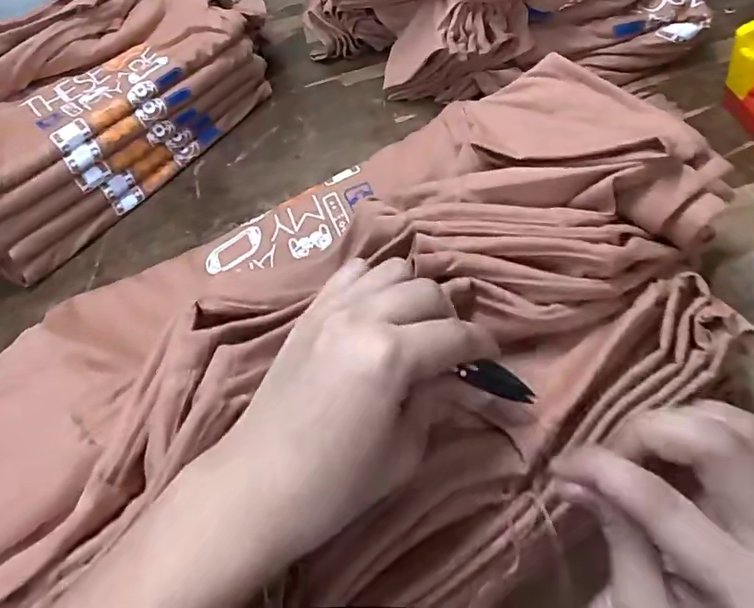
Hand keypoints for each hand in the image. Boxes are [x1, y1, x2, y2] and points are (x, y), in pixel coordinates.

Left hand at [202, 256, 497, 562]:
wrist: (259, 481)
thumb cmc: (337, 484)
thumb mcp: (403, 450)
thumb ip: (437, 401)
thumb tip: (465, 379)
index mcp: (390, 354)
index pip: (454, 335)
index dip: (483, 346)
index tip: (494, 358)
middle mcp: (362, 316)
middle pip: (426, 291)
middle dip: (451, 317)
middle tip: (456, 350)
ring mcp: (331, 307)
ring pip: (391, 270)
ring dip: (414, 292)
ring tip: (419, 325)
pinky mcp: (310, 310)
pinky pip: (351, 272)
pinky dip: (374, 280)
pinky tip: (380, 307)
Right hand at [552, 401, 753, 607]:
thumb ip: (621, 544)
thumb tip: (576, 479)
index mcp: (746, 585)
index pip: (662, 501)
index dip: (600, 469)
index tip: (561, 467)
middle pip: (718, 443)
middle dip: (648, 430)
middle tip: (611, 451)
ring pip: (741, 428)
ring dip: (679, 421)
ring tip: (641, 446)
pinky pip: (752, 438)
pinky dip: (702, 425)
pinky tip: (671, 449)